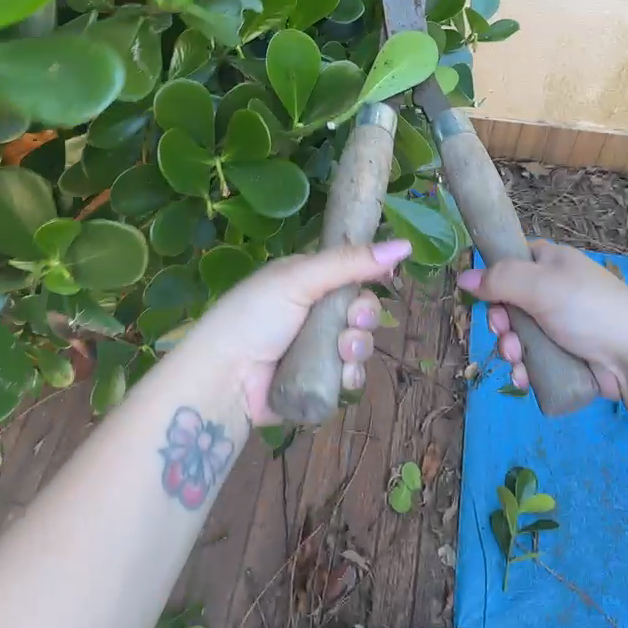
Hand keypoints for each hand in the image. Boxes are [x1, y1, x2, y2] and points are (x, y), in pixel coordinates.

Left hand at [184, 239, 412, 424]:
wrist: (222, 380)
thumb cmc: (254, 317)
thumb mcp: (300, 278)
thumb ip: (350, 262)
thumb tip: (405, 245)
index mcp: (307, 281)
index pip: (353, 274)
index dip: (371, 278)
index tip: (385, 279)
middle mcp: (313, 313)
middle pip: (362, 311)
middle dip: (365, 317)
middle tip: (352, 323)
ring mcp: (315, 349)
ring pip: (360, 345)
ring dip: (359, 348)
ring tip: (342, 353)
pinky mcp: (317, 383)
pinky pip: (350, 376)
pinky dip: (351, 376)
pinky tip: (341, 376)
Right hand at [458, 241, 627, 407]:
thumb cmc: (588, 309)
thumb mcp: (541, 286)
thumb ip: (499, 280)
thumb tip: (463, 276)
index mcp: (550, 263)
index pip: (510, 262)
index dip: (494, 280)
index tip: (488, 298)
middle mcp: (553, 290)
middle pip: (508, 303)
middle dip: (501, 324)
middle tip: (505, 335)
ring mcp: (559, 324)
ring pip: (517, 335)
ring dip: (510, 350)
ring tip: (519, 361)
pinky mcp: (564, 354)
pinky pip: (532, 359)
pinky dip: (524, 368)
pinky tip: (524, 378)